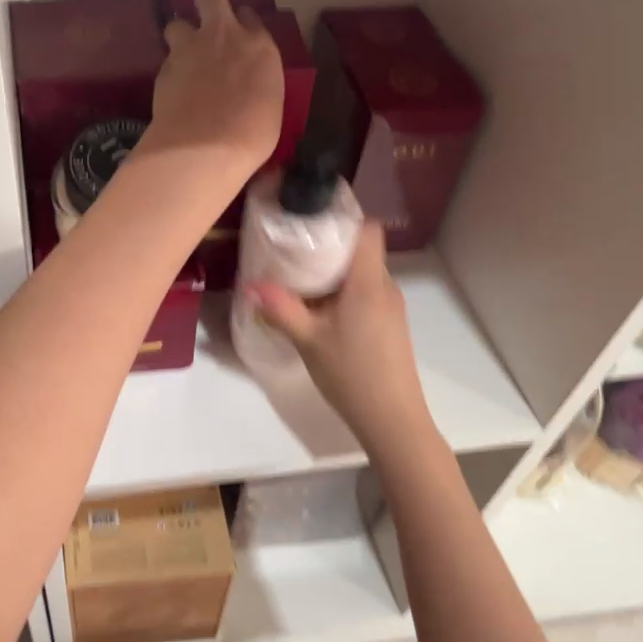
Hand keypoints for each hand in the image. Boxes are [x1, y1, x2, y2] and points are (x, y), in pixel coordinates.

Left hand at [141, 0, 283, 178]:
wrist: (203, 146)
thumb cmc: (251, 134)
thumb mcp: (269, 105)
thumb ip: (257, 82)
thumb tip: (248, 85)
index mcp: (258, 46)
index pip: (250, 17)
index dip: (242, 22)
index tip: (240, 31)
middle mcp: (223, 36)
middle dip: (207, 2)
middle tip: (206, 17)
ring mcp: (189, 48)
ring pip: (178, 23)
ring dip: (181, 35)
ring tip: (184, 54)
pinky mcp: (164, 67)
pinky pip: (167, 58)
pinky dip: (171, 68)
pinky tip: (174, 86)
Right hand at [251, 223, 434, 448]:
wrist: (393, 421)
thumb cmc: (352, 374)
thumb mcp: (308, 340)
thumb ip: (279, 308)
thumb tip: (249, 285)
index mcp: (368, 283)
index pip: (368, 230)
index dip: (342, 220)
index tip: (311, 223)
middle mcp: (386, 287)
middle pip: (361, 250)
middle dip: (328, 247)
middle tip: (292, 251)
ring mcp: (391, 307)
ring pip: (362, 273)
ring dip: (334, 273)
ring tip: (300, 280)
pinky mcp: (390, 325)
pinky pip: (366, 292)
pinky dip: (343, 292)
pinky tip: (320, 311)